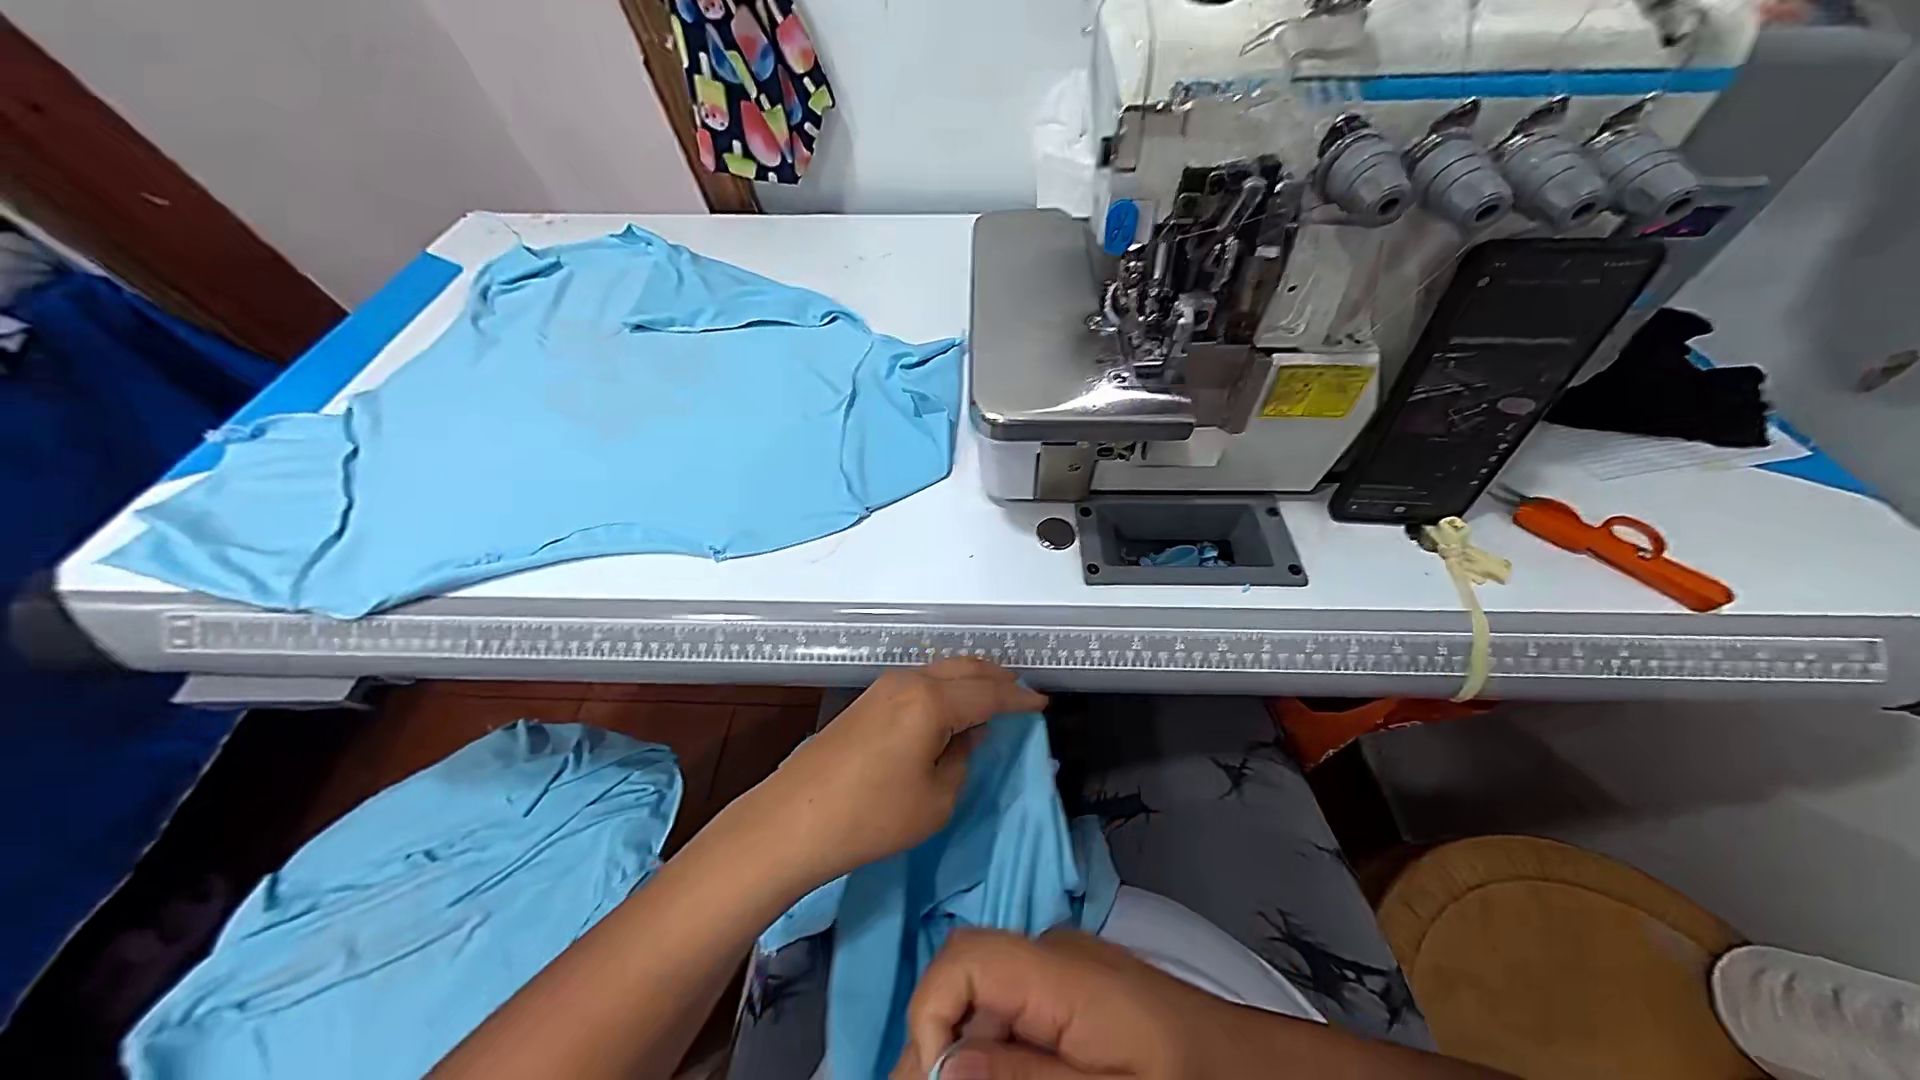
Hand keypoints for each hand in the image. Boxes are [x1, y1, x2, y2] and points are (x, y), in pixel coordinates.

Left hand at [734, 659, 1046, 888]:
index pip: (989, 694)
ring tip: (992, 698)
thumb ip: (962, 759)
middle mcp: (910, 681)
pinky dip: (946, 688)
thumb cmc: (871, 816)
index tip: (1043, 704)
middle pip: (965, 669)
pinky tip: (952, 708)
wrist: (794, 820)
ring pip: (941, 671)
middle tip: (1021, 695)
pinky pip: (921, 682)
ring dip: (971, 680)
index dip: (1020, 700)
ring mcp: (884, 687)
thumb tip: (966, 736)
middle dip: (998, 680)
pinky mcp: (868, 700)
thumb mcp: (936, 799)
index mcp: (932, 701)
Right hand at [895, 930, 1513, 1079]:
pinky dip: (998, 1061)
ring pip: (985, 1009)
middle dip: (939, 1054)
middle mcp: (1050, 959)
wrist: (1266, 1074)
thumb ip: (1025, 1079)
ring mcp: (1062, 977)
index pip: (964, 959)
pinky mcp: (1073, 1000)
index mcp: (1059, 971)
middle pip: (966, 989)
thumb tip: (941, 1066)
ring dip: (965, 1062)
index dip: (931, 1016)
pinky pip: (1016, 1022)